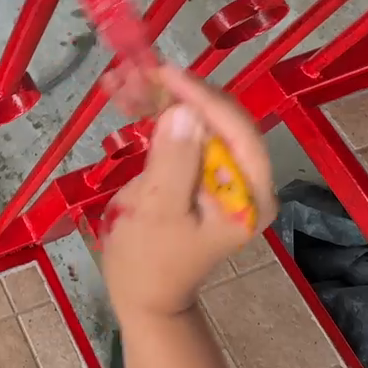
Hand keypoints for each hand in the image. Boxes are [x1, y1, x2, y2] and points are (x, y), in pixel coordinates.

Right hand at [99, 65, 277, 322]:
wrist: (140, 294)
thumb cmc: (149, 261)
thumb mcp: (158, 212)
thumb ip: (174, 162)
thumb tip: (183, 112)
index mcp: (248, 194)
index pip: (238, 132)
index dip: (204, 99)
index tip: (165, 75)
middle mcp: (241, 179)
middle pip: (216, 119)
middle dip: (177, 93)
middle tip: (136, 73)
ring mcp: (216, 173)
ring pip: (194, 119)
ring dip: (159, 96)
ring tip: (120, 81)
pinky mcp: (192, 169)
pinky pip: (177, 130)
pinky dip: (151, 111)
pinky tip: (123, 95)